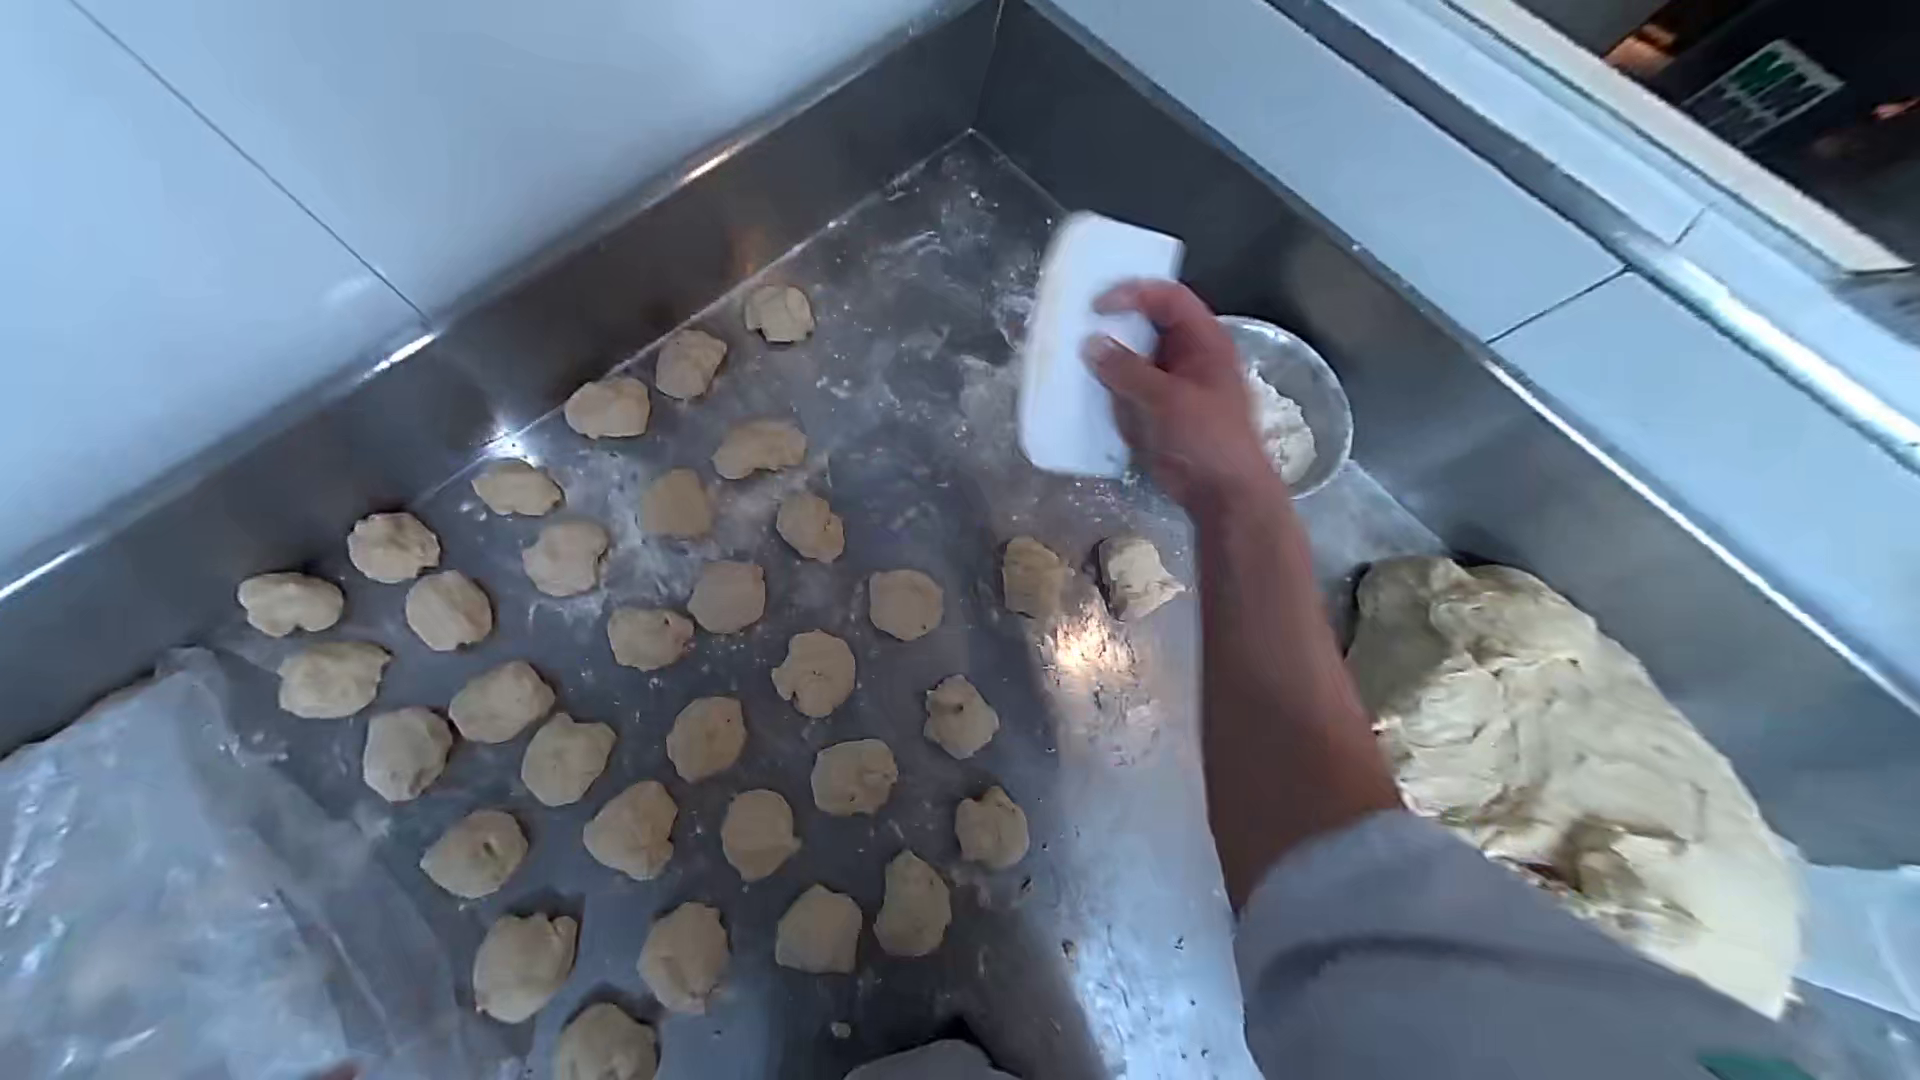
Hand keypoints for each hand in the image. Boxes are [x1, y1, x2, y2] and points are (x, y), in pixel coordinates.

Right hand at [1083, 280, 1273, 508]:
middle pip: (1148, 327)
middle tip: (1078, 327)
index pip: (1168, 299)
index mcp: (1204, 342)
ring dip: (1106, 360)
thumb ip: (1128, 371)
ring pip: (1134, 360)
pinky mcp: (1155, 413)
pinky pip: (1127, 391)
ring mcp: (1170, 386)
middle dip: (1114, 326)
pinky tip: (1083, 391)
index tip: (1098, 306)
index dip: (1134, 293)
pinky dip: (1107, 390)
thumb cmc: (1208, 440)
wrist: (1221, 493)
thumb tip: (1092, 345)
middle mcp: (1187, 358)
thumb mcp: (1168, 399)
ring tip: (1074, 358)